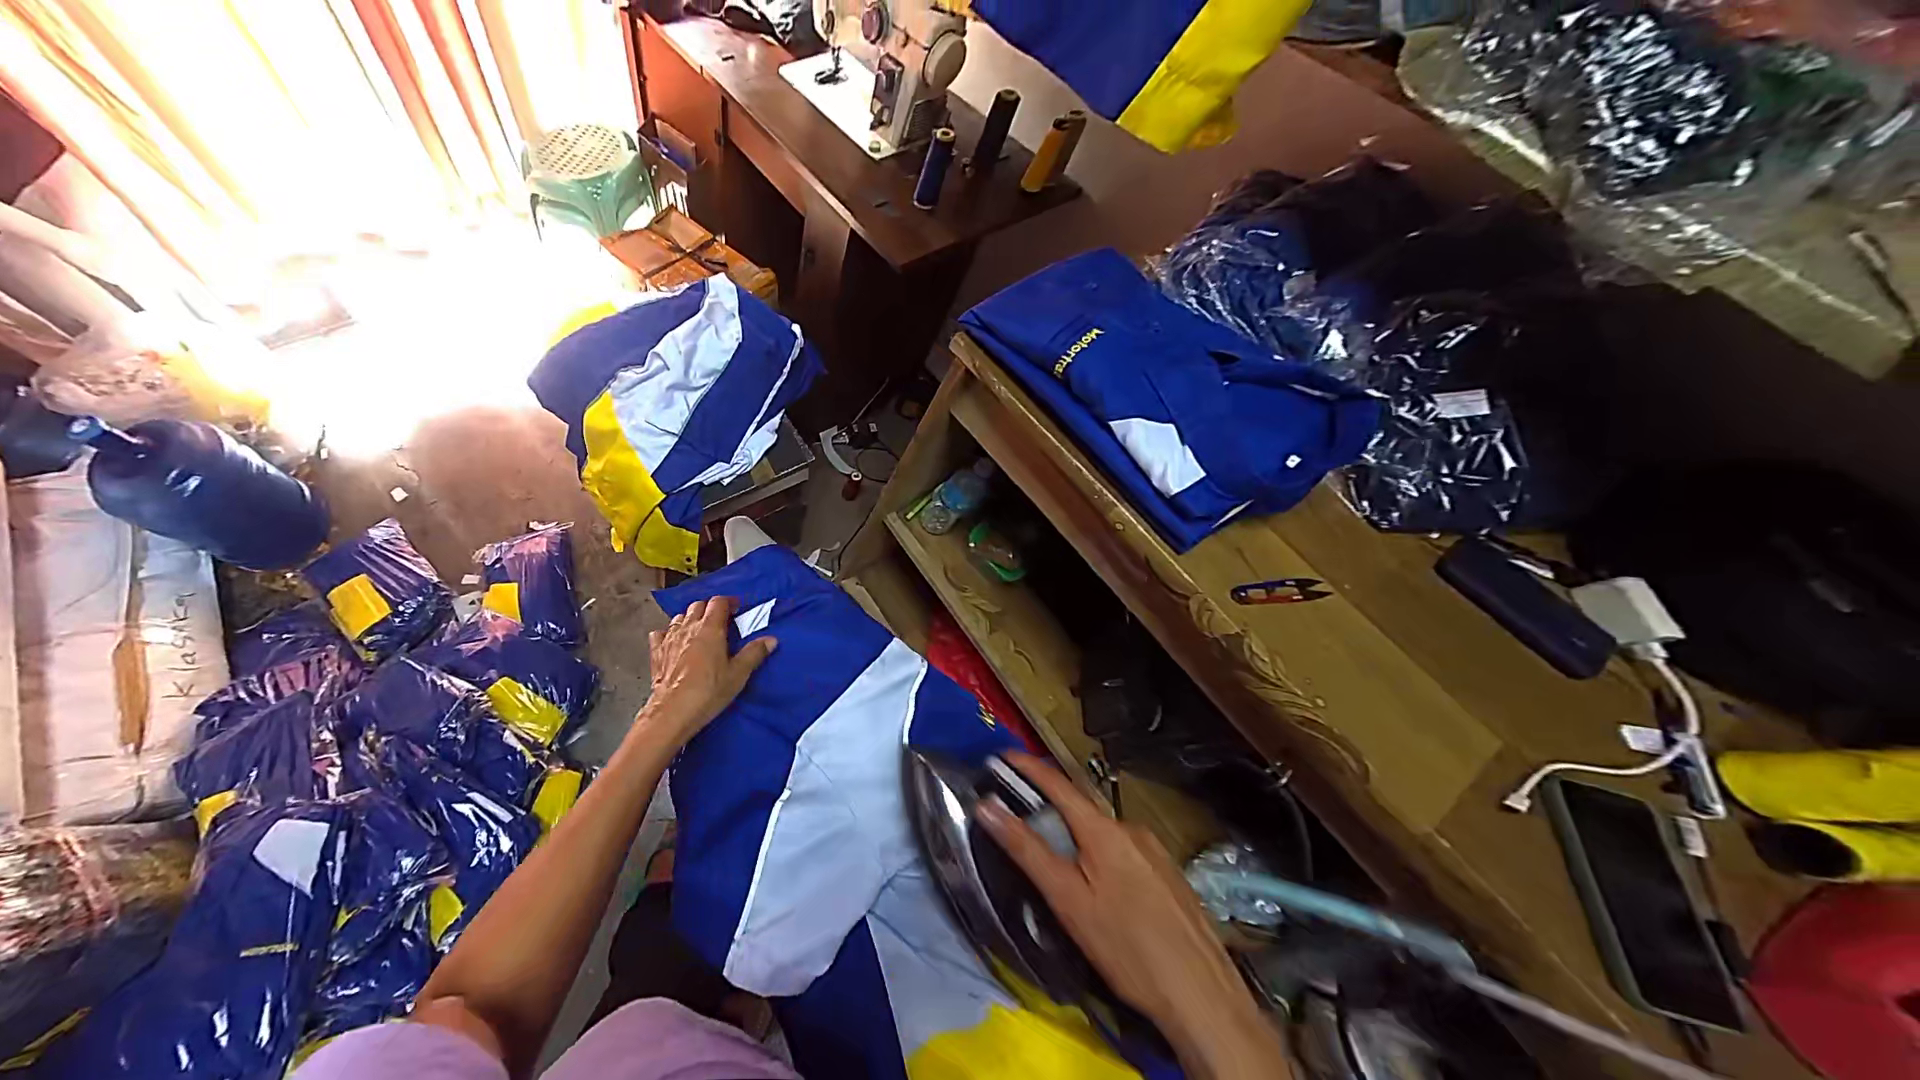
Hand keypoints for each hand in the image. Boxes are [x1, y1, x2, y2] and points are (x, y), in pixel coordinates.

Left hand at [640, 596, 776, 745]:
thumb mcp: (738, 674)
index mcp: (710, 629)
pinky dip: (668, 633)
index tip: (737, 609)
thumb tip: (770, 640)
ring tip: (700, 630)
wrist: (672, 713)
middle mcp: (688, 628)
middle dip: (710, 609)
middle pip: (698, 606)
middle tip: (722, 620)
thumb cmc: (708, 691)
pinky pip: (660, 634)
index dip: (729, 602)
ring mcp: (669, 640)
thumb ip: (754, 653)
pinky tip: (673, 641)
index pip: (718, 603)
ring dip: (690, 619)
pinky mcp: (656, 654)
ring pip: (678, 618)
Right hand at [975, 753, 1289, 1079]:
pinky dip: (1101, 858)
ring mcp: (1155, 852)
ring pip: (1103, 834)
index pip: (1058, 784)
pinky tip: (1100, 893)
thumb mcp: (1068, 900)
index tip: (1004, 756)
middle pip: (1081, 809)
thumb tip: (989, 807)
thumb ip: (1027, 850)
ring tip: (1060, 872)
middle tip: (1022, 826)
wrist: (1202, 996)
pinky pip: (1124, 852)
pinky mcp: (1168, 875)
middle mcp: (1132, 830)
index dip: (1028, 767)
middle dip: (1050, 811)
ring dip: (1077, 839)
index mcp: (1104, 830)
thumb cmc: (1127, 950)